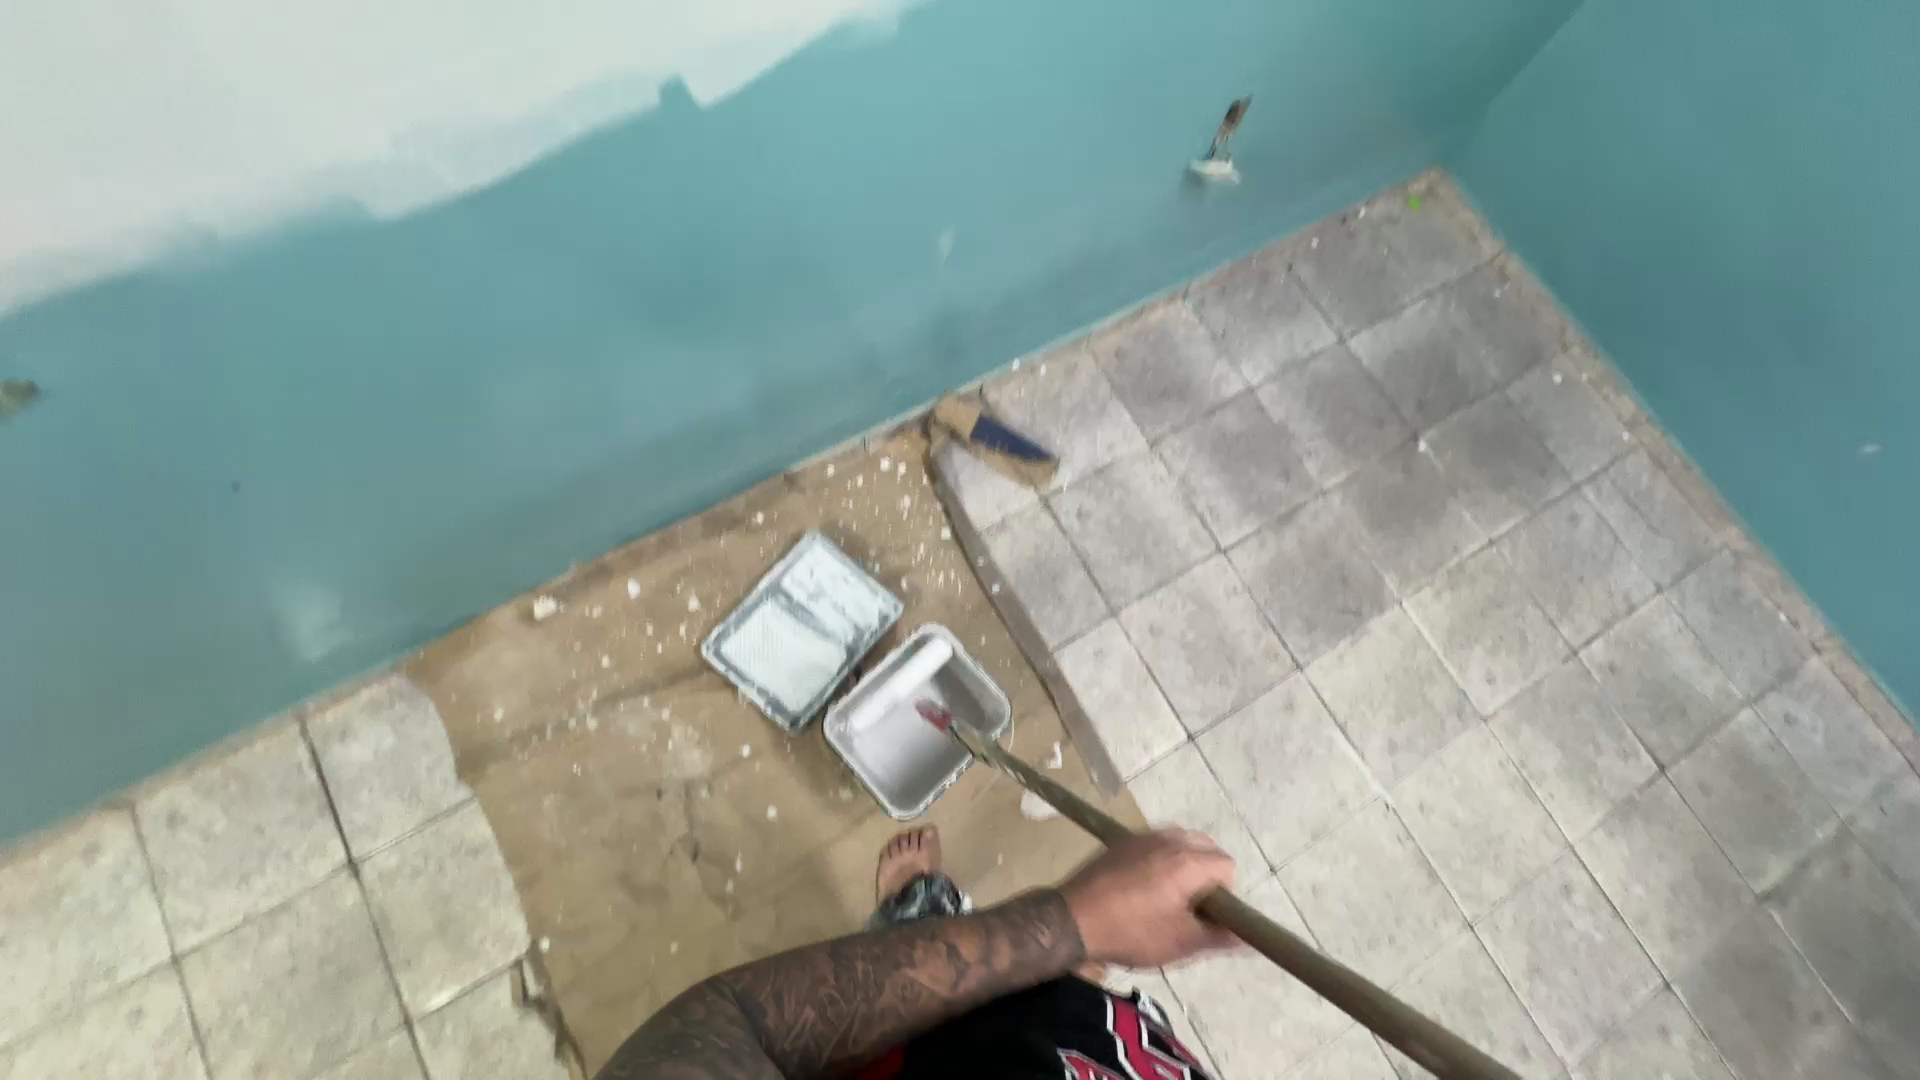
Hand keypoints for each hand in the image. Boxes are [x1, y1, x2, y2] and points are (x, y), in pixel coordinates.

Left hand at [1059, 828, 1238, 967]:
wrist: (1075, 918)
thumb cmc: (1132, 932)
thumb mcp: (1181, 943)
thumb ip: (1219, 936)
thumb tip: (1245, 935)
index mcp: (1187, 861)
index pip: (1227, 864)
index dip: (1225, 892)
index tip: (1210, 914)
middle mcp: (1168, 839)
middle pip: (1205, 846)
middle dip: (1207, 872)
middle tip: (1193, 906)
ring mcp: (1141, 835)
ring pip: (1179, 840)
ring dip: (1184, 861)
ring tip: (1170, 895)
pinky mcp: (1121, 840)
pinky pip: (1154, 841)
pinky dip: (1161, 856)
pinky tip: (1145, 884)